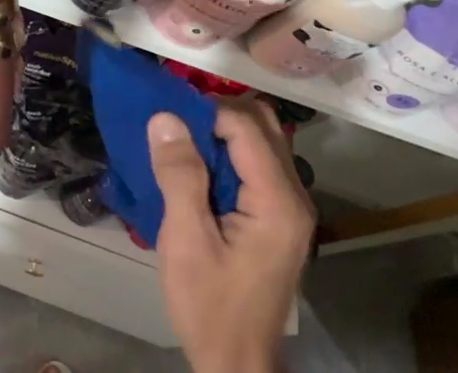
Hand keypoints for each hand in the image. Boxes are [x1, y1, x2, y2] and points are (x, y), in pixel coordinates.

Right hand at [150, 99, 314, 372]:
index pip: (245, 126)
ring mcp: (288, 209)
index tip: (163, 114)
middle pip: (262, 125)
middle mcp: (294, 198)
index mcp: (277, 202)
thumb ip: (179, 175)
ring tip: (177, 140)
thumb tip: (165, 117)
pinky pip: (255, 164)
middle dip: (214, 112)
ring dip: (219, 130)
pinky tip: (193, 165)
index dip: (203, 110)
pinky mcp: (276, 219)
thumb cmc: (209, 303)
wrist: (236, 361)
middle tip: (170, 122)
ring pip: (260, 141)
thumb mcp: (186, 239)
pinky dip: (225, 151)